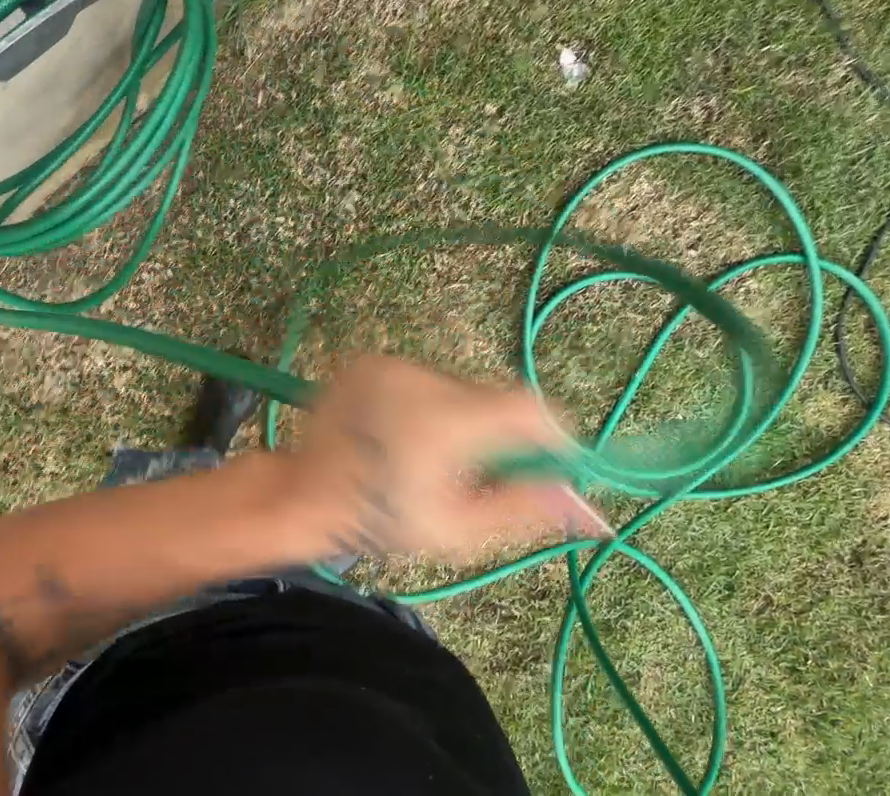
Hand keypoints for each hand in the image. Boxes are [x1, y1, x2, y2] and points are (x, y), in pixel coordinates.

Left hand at [281, 356, 607, 561]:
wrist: (305, 493)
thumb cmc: (378, 518)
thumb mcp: (457, 528)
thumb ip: (521, 508)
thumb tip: (584, 506)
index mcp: (444, 421)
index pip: (525, 406)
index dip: (548, 432)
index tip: (550, 458)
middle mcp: (420, 380)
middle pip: (488, 396)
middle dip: (496, 429)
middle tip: (480, 466)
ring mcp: (390, 366)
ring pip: (454, 387)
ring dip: (457, 415)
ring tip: (429, 453)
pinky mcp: (369, 361)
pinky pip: (419, 379)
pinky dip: (424, 403)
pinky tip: (399, 433)